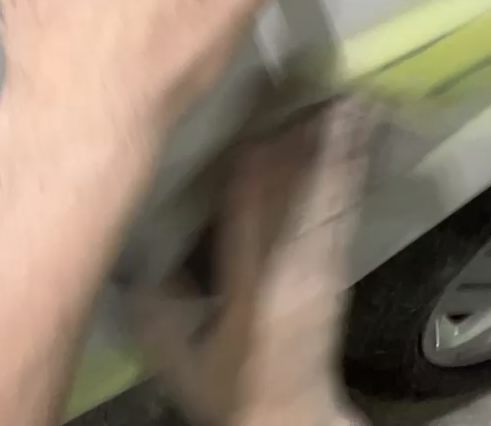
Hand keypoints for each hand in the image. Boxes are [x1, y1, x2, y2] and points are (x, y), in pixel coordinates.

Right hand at [132, 100, 374, 425]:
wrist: (291, 416)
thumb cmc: (230, 382)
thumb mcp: (178, 357)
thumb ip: (154, 309)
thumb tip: (130, 255)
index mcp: (251, 288)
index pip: (249, 224)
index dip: (253, 179)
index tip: (254, 134)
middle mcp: (293, 268)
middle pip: (301, 198)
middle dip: (310, 146)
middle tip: (318, 97)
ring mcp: (322, 264)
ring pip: (330, 196)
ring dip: (339, 149)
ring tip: (349, 103)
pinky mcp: (338, 263)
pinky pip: (346, 207)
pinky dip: (353, 169)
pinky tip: (360, 140)